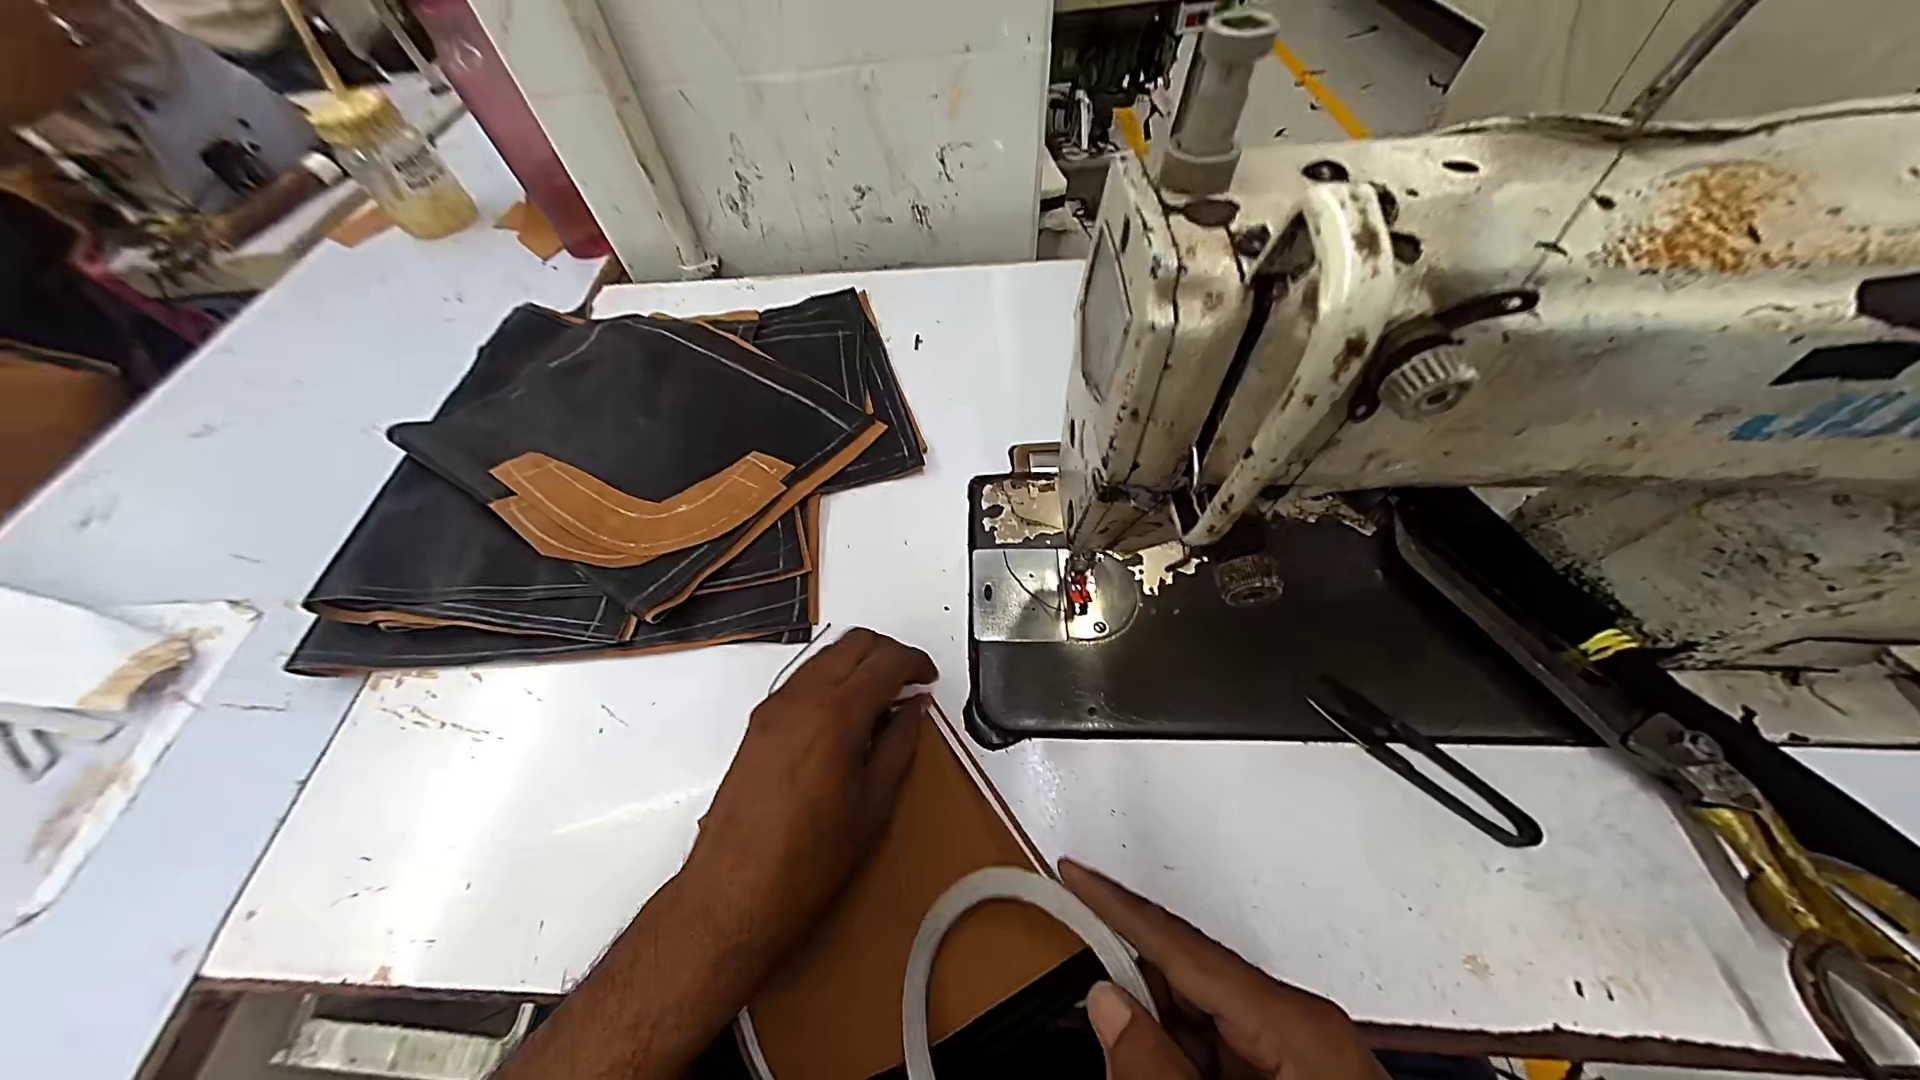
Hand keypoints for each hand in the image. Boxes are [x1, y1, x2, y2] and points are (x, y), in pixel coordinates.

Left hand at [680, 628, 937, 966]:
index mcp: (835, 715)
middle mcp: (799, 699)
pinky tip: (847, 713)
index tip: (926, 677)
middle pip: (855, 641)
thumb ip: (900, 742)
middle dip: (889, 652)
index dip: (916, 662)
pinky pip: (803, 677)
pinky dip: (832, 677)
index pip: (886, 659)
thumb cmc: (803, 862)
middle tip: (909, 680)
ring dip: (859, 661)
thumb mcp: (874, 802)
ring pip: (826, 653)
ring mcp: (773, 707)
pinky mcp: (758, 721)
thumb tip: (914, 709)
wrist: (735, 893)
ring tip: (882, 698)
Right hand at [1062, 860, 1388, 1079]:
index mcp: (1291, 1022)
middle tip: (1083, 982)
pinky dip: (1180, 1057)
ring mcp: (1295, 1049)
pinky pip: (1217, 1045)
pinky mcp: (1292, 1074)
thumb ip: (1158, 1070)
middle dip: (1130, 979)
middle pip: (1186, 973)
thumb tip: (1107, 1005)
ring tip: (1127, 1056)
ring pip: (1197, 1013)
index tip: (1075, 873)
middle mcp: (1295, 1022)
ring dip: (1154, 1029)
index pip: (1180, 941)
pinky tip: (1157, 1070)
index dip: (1117, 903)